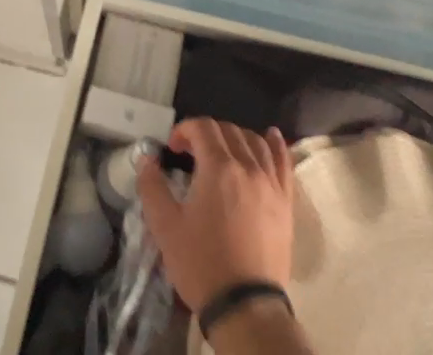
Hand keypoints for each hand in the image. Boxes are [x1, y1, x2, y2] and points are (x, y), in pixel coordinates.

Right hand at [136, 118, 294, 311]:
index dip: (184, 130)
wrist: (244, 303)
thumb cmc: (200, 263)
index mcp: (218, 169)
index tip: (172, 149)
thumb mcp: (165, 227)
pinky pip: (283, 162)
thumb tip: (147, 158)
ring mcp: (271, 183)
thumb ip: (152, 187)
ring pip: (255, 142)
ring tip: (222, 151)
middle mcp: (248, 167)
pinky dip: (275, 144)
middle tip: (191, 154)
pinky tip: (270, 136)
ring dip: (235, 137)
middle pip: (229, 131)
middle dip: (206, 134)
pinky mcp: (285, 201)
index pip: (203, 128)